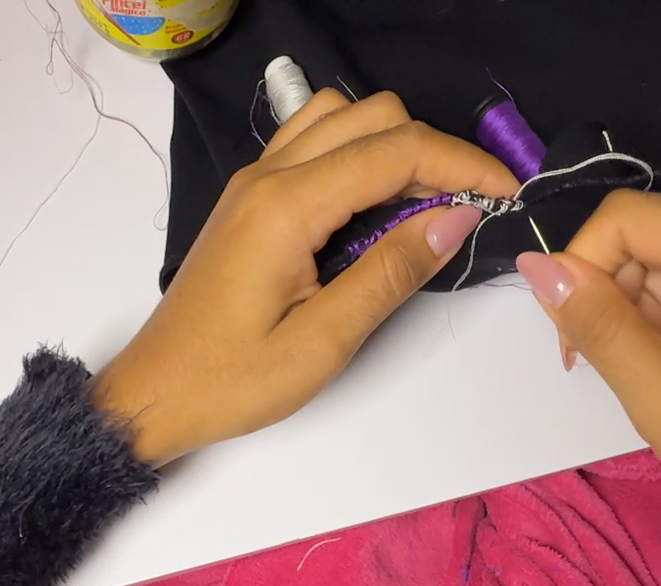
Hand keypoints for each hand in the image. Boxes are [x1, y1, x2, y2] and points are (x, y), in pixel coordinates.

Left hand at [94, 91, 516, 464]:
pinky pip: (309, 148)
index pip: (394, 151)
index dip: (461, 166)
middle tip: (464, 212)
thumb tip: (454, 220)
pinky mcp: (246, 204)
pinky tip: (368, 210)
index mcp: (286, 207)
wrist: (155, 393)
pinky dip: (353, 160)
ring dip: (390, 149)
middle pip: (370, 117)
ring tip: (418, 211)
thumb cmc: (230, 383)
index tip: (506, 194)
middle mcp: (266, 177)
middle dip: (431, 153)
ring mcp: (251, 185)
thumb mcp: (322, 342)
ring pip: (338, 120)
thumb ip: (390, 273)